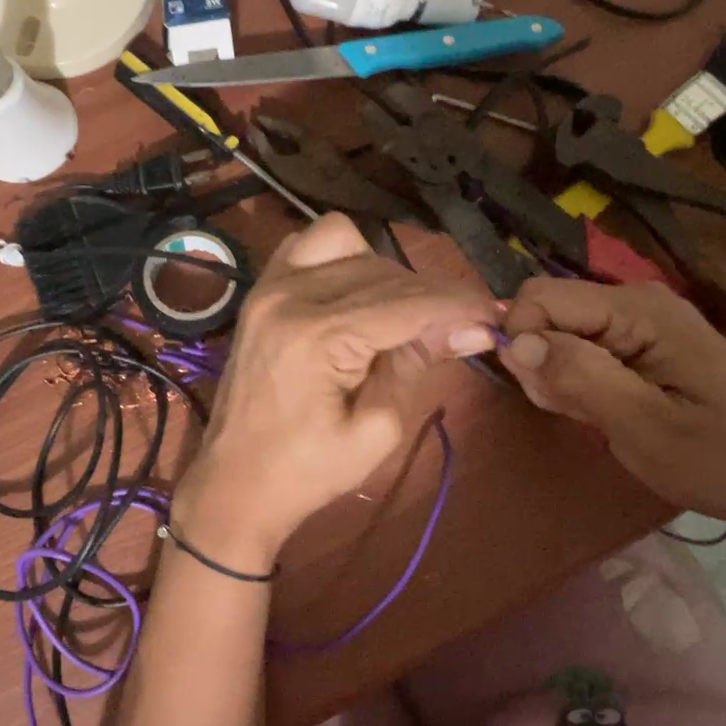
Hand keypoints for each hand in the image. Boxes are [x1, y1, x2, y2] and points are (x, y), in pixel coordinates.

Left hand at [171, 214, 497, 571]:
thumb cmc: (307, 472)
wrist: (233, 482)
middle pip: (382, 272)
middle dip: (430, 294)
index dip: (457, 304)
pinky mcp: (259, 291)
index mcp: (317, 336)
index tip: (492, 315)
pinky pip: (307, 244)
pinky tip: (358, 292)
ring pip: (347, 243)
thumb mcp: (377, 430)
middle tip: (458, 328)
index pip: (406, 302)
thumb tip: (474, 326)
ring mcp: (268, 287)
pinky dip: (342, 256)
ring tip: (401, 314)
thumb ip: (418, 365)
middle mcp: (289, 296)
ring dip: (385, 271)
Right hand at [496, 279, 725, 529]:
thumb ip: (580, 379)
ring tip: (596, 417)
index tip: (542, 391)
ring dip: (556, 375)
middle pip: (546, 310)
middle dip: (540, 360)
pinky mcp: (637, 337)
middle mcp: (634, 298)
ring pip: (556, 329)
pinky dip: (574, 379)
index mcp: (640, 311)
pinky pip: (578, 344)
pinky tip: (602, 409)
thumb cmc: (723, 460)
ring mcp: (637, 317)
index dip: (522, 338)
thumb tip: (515, 344)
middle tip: (574, 411)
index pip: (542, 296)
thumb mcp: (646, 429)